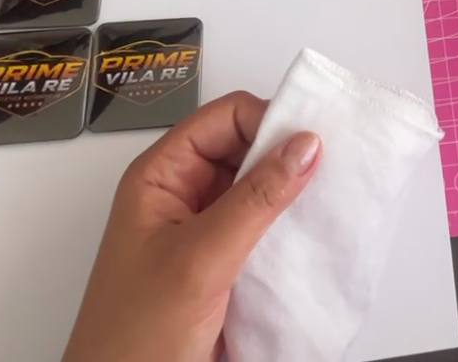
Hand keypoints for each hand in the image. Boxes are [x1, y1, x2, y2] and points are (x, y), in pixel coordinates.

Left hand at [62, 92, 321, 361]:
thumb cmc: (132, 341)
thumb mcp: (199, 259)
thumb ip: (255, 199)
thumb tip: (304, 145)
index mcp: (162, 175)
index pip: (225, 117)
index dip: (266, 120)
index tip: (308, 140)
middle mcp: (184, 193)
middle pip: (246, 145)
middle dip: (285, 153)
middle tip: (325, 165)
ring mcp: (205, 228)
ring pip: (259, 184)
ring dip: (291, 190)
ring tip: (324, 196)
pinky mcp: (226, 260)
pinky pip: (266, 223)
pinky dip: (290, 224)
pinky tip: (310, 231)